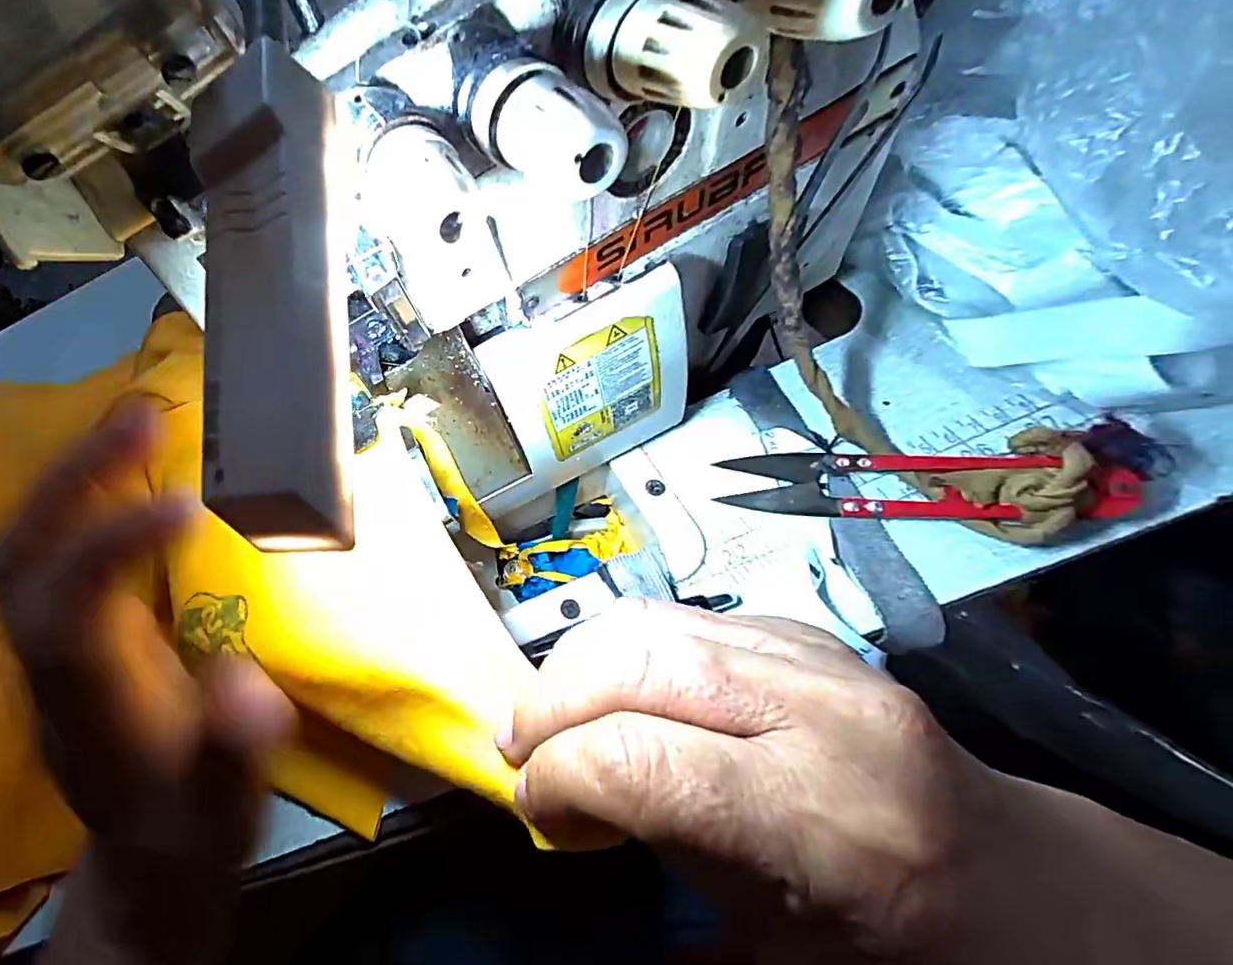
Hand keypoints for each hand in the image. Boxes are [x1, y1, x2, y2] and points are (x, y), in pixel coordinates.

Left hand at [0, 402, 293, 964]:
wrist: (147, 846)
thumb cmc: (188, 821)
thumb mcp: (223, 808)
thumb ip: (232, 755)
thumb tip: (247, 689)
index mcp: (82, 699)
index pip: (69, 609)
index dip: (115, 548)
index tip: (188, 505)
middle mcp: (45, 658)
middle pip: (22, 556)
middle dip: (73, 478)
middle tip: (142, 418)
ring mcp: (43, 636)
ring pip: (25, 539)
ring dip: (72, 472)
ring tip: (132, 418)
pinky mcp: (60, 619)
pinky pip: (49, 540)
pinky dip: (76, 489)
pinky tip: (121, 456)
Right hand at [500, 598, 995, 955]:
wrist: (1027, 885)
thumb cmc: (902, 939)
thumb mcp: (775, 944)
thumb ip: (654, 856)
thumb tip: (552, 810)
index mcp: (832, 820)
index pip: (637, 762)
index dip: (558, 777)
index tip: (533, 802)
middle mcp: (826, 716)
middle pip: (630, 667)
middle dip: (548, 705)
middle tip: (519, 748)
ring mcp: (813, 655)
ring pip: (639, 622)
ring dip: (570, 667)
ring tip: (549, 713)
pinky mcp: (793, 628)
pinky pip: (668, 614)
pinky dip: (612, 647)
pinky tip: (605, 687)